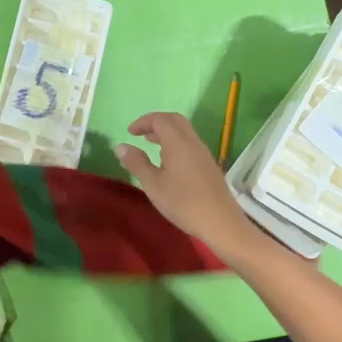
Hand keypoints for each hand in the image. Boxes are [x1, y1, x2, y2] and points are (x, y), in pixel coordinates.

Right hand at [116, 112, 256, 252]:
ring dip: (167, 132)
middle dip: (156, 122)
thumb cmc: (183, 203)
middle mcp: (193, 142)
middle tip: (141, 134)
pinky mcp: (209, 165)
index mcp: (178, 143)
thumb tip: (120, 146)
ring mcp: (203, 153)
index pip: (160, 119)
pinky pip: (190, 143)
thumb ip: (137, 163)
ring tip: (152, 145)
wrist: (221, 222)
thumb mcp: (153, 185)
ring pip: (184, 131)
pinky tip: (169, 162)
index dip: (143, 122)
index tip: (129, 132)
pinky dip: (176, 142)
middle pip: (175, 120)